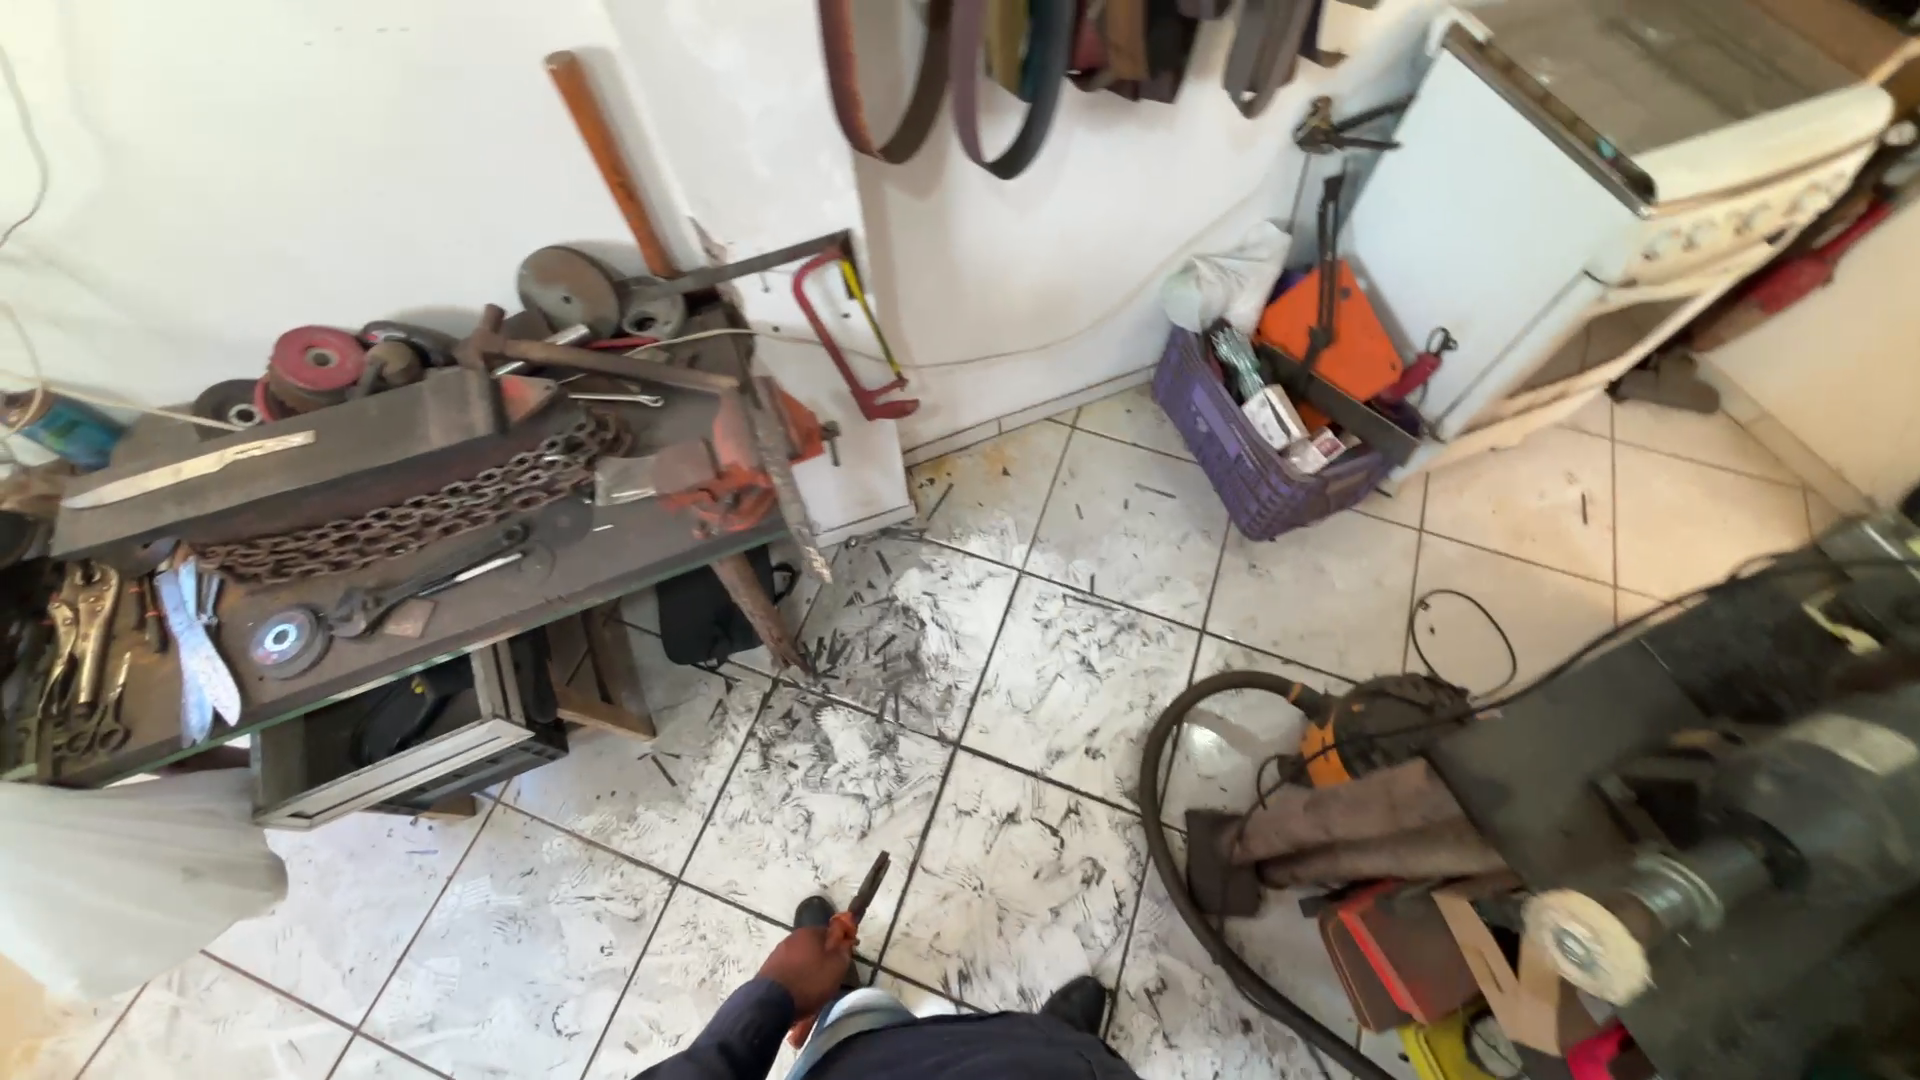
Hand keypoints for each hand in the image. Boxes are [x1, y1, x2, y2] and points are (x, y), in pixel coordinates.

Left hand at [759, 921, 855, 1017]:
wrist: (771, 1003)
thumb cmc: (809, 982)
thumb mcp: (836, 968)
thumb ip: (844, 951)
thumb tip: (845, 942)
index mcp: (810, 932)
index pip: (830, 932)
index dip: (839, 945)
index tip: (843, 959)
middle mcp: (793, 937)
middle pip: (814, 945)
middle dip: (821, 958)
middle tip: (828, 976)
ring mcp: (778, 952)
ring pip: (800, 958)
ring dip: (807, 968)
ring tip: (812, 988)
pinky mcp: (768, 969)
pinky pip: (788, 971)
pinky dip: (794, 978)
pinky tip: (797, 992)